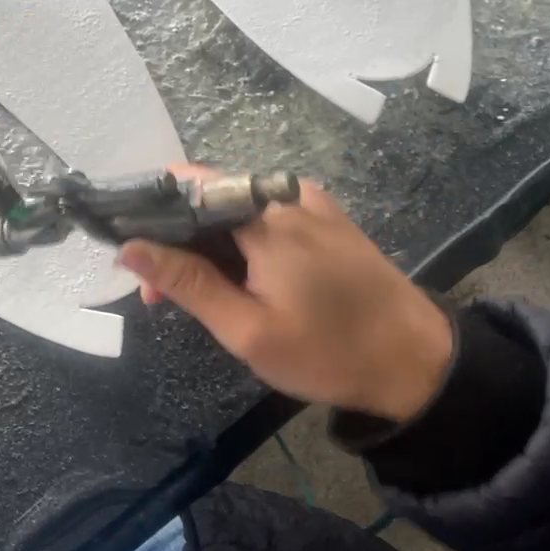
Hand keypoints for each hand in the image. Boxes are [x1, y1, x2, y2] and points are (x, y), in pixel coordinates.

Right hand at [120, 171, 453, 421]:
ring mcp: (310, 202)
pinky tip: (235, 276)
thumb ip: (186, 283)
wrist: (420, 364)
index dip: (150, 212)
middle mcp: (286, 195)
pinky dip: (236, 238)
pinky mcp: (324, 217)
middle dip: (174, 237)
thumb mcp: (247, 328)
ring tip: (194, 292)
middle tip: (159, 292)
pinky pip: (263, 213)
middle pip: (208, 196)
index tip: (131, 252)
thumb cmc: (328, 352)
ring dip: (204, 241)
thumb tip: (129, 249)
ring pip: (232, 206)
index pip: (188, 185)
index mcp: (266, 218)